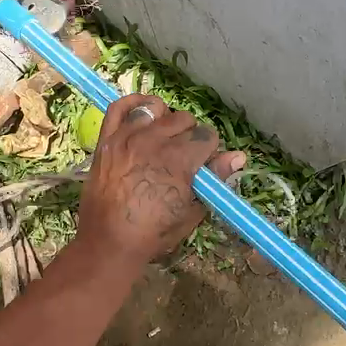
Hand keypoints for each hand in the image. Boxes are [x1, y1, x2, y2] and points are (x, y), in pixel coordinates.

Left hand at [77, 93, 245, 267]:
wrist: (109, 242)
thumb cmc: (154, 233)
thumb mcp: (192, 210)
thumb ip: (213, 178)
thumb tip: (239, 156)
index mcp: (179, 160)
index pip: (206, 137)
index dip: (208, 151)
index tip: (202, 165)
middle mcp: (155, 141)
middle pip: (184, 120)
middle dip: (189, 136)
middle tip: (182, 156)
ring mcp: (127, 137)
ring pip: (156, 109)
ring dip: (164, 121)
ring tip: (162, 138)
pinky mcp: (107, 140)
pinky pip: (119, 107)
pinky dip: (132, 104)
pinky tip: (143, 112)